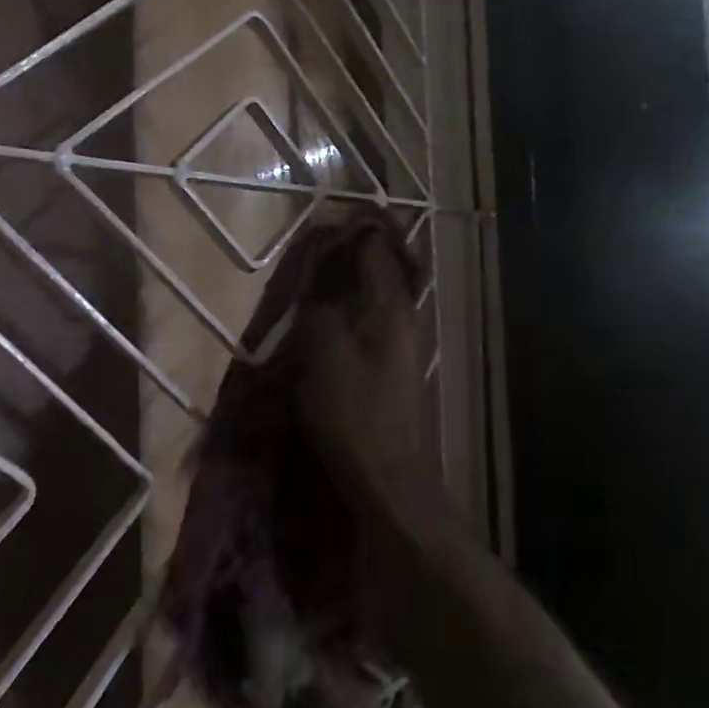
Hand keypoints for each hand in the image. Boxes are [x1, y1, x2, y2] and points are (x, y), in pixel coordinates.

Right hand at [291, 239, 452, 653]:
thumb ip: (318, 309)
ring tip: (305, 283)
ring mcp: (400, 344)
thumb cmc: (356, 415)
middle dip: (343, 254)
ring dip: (341, 286)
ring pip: (370, 298)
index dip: (349, 228)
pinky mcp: (390, 370)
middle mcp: (403, 317)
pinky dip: (343, 315)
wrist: (390, 484)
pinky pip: (365, 325)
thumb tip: (316, 279)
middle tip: (304, 253)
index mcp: (392, 306)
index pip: (378, 244)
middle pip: (377, 268)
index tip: (316, 223)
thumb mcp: (322, 355)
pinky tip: (317, 326)